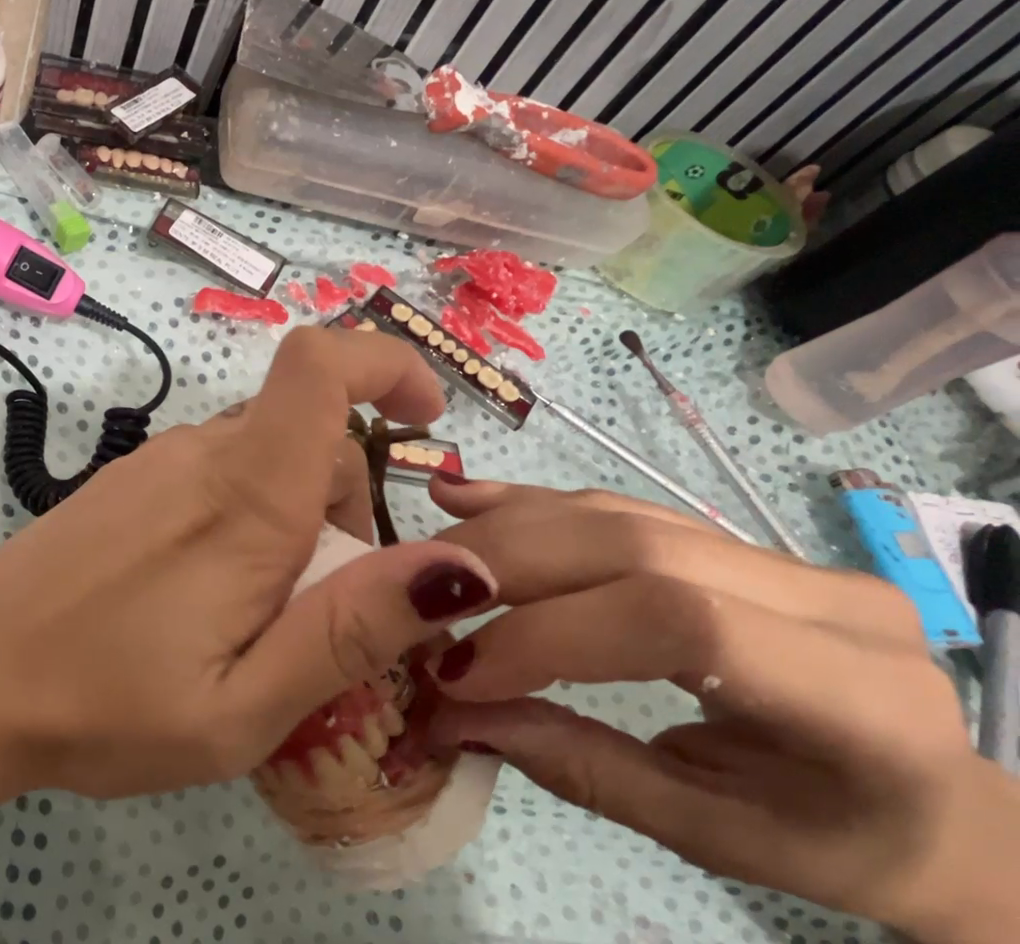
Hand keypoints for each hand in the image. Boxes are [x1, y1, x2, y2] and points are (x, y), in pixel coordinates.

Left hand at [0, 328, 501, 797]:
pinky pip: (209, 475)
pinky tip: (204, 601)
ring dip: (294, 517)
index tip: (427, 420)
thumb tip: (462, 567)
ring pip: (259, 455)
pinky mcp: (120, 487)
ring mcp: (149, 466)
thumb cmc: (103, 708)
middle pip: (305, 430)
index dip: (385, 362)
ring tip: (261, 620)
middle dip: (350, 498)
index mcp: (241, 499)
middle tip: (330, 605)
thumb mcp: (244, 706)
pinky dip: (243, 518)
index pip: (318, 365)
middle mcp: (195, 457)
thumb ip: (349, 631)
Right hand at [423, 479, 1019, 942]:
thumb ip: (579, 766)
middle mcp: (830, 600)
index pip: (680, 623)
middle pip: (637, 549)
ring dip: (506, 530)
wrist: (927, 806)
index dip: (550, 635)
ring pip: (619, 517)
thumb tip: (445, 714)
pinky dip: (531, 507)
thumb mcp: (712, 834)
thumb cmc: (830, 841)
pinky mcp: (737, 541)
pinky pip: (621, 510)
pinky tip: (464, 500)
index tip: (456, 673)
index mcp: (855, 696)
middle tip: (414, 601)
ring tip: (423, 552)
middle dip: (507, 567)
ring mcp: (784, 558)